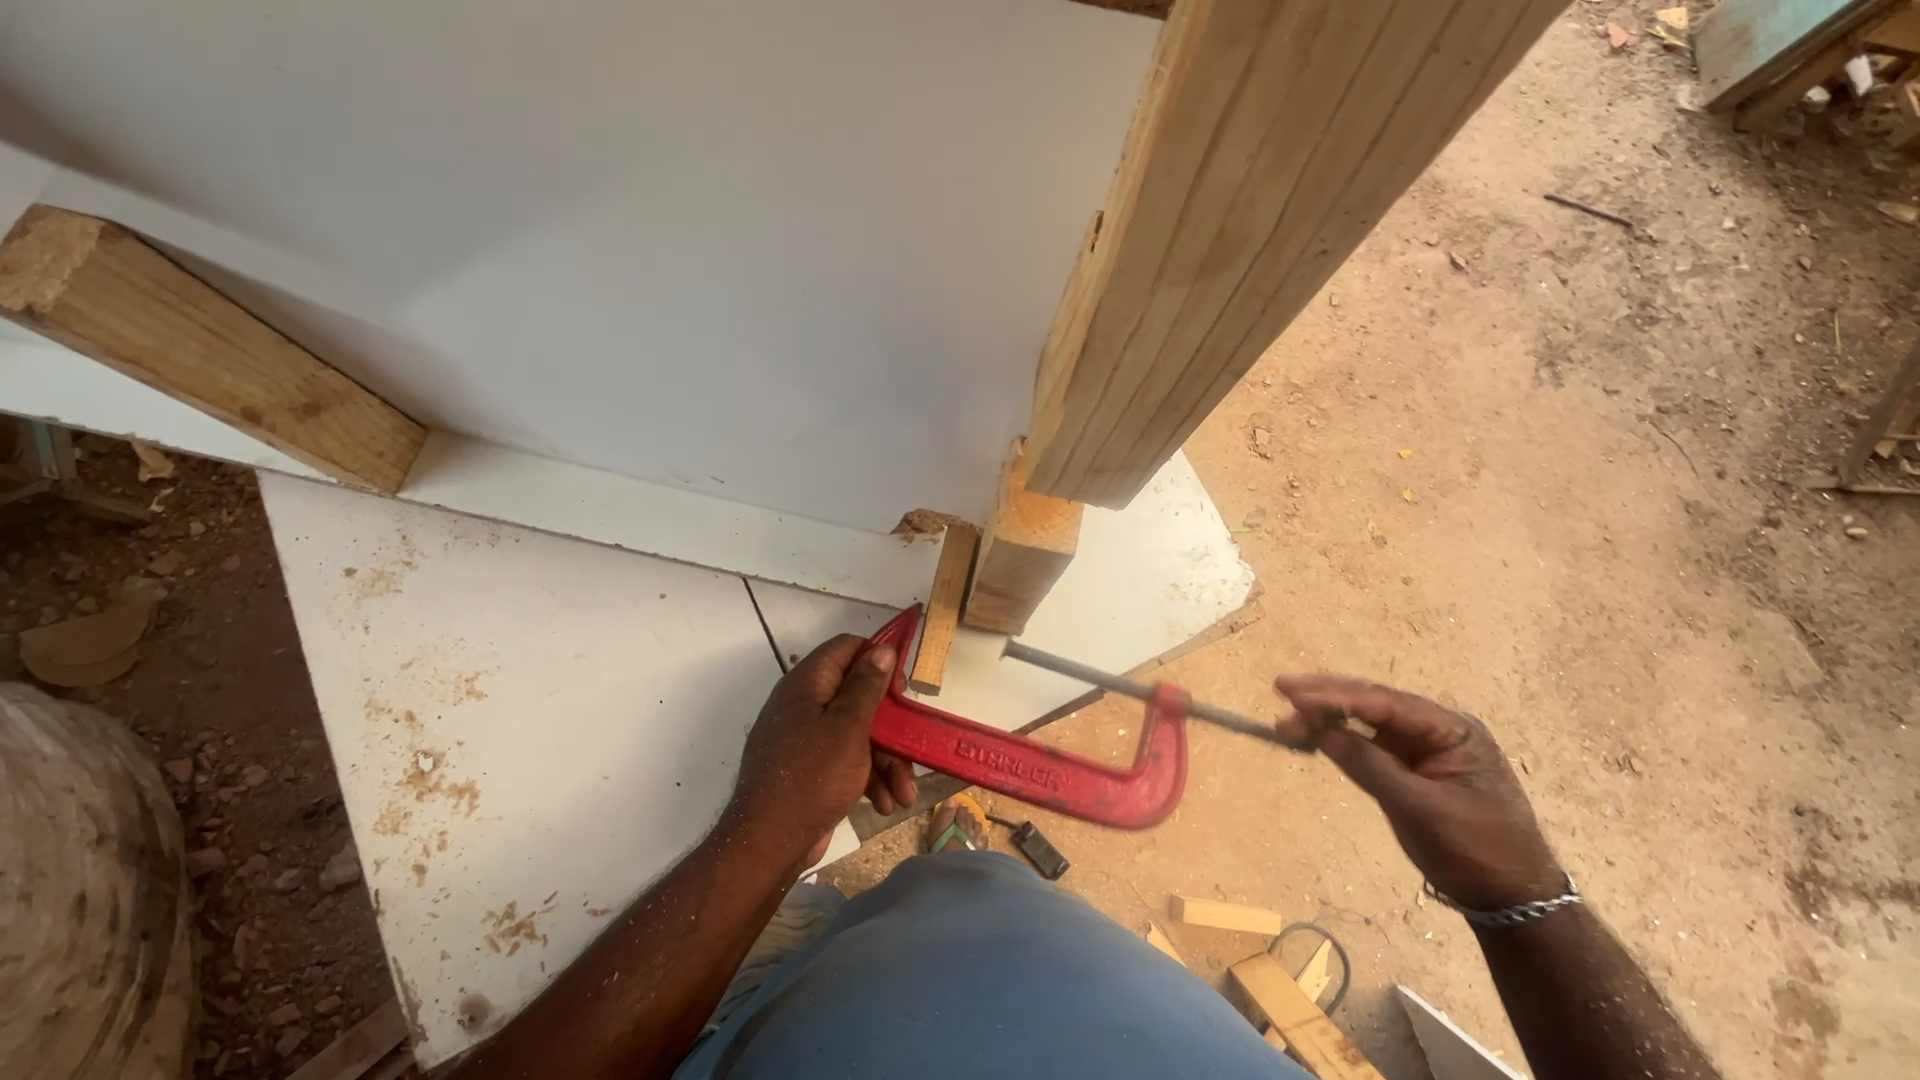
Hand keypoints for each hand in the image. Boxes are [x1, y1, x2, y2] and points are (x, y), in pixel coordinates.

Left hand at [724, 635, 917, 857]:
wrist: (770, 843)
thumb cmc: (812, 778)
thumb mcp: (848, 728)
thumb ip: (866, 686)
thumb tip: (882, 649)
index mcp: (807, 684)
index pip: (847, 648)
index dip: (878, 660)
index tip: (901, 688)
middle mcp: (804, 704)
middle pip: (858, 697)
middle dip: (890, 727)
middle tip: (911, 747)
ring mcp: (805, 738)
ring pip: (857, 733)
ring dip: (886, 761)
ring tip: (905, 793)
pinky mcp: (809, 768)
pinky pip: (846, 760)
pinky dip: (867, 777)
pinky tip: (884, 803)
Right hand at [1274, 675, 1562, 910]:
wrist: (1512, 900)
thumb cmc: (1476, 851)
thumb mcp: (1420, 808)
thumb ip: (1370, 765)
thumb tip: (1321, 732)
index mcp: (1451, 730)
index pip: (1384, 703)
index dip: (1335, 697)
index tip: (1293, 693)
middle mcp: (1437, 730)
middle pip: (1374, 704)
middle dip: (1327, 698)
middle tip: (1282, 689)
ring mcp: (1425, 750)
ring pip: (1369, 722)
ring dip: (1329, 718)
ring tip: (1288, 718)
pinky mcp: (1413, 770)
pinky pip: (1371, 745)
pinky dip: (1341, 740)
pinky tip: (1315, 736)